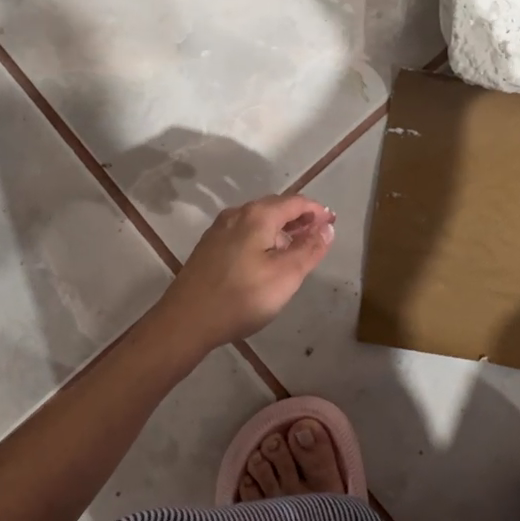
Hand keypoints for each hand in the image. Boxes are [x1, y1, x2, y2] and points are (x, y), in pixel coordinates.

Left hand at [150, 195, 336, 353]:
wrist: (186, 319)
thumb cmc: (241, 297)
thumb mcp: (285, 276)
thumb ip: (309, 249)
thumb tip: (328, 226)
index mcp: (257, 215)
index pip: (295, 201)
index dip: (317, 210)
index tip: (332, 223)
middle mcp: (237, 213)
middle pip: (275, 207)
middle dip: (299, 218)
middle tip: (318, 236)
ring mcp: (220, 228)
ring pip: (258, 220)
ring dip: (281, 228)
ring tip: (296, 249)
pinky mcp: (210, 245)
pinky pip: (244, 231)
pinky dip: (263, 237)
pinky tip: (266, 258)